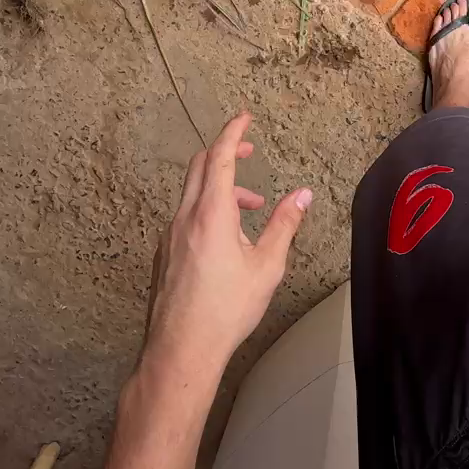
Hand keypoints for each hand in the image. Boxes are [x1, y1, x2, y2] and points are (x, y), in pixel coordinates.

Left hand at [144, 112, 311, 366]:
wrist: (181, 351)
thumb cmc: (226, 310)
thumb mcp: (267, 265)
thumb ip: (285, 223)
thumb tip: (303, 194)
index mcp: (211, 214)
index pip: (220, 157)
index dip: (233, 132)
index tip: (244, 117)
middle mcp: (185, 218)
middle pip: (201, 166)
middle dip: (226, 152)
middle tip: (250, 152)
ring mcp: (170, 236)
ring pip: (193, 192)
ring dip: (222, 187)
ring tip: (251, 210)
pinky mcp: (165, 254)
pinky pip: (186, 215)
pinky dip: (208, 208)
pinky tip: (227, 238)